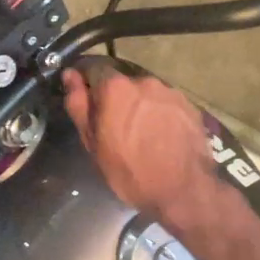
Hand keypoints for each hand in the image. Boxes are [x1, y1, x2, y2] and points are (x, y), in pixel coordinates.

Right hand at [61, 59, 223, 227]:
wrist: (184, 191)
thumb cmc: (129, 170)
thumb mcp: (92, 143)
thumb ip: (79, 105)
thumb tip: (69, 75)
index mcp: (115, 87)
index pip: (92, 68)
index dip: (86, 83)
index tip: (85, 101)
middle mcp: (143, 81)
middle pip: (121, 82)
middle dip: (114, 98)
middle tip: (113, 125)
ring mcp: (170, 92)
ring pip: (145, 93)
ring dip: (139, 106)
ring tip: (140, 133)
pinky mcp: (190, 106)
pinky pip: (165, 104)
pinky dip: (159, 114)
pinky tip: (161, 137)